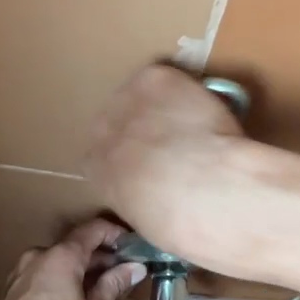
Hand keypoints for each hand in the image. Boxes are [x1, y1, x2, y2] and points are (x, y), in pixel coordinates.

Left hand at [0, 218, 145, 299]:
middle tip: (125, 269)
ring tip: (104, 286)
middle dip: (101, 255)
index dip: (116, 234)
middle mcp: (37, 256)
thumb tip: (135, 268)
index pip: (93, 230)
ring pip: (58, 260)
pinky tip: (76, 298)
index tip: (134, 245)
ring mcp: (20, 272)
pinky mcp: (11, 289)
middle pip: (75, 244)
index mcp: (60, 257)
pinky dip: (63, 277)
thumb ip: (112, 286)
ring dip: (81, 268)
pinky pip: (43, 273)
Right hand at [82, 66, 246, 257]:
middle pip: (118, 119)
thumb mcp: (144, 221)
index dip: (129, 155)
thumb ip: (137, 196)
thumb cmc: (177, 221)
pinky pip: (168, 79)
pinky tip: (202, 107)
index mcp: (95, 168)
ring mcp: (125, 98)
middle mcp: (100, 128)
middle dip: (141, 127)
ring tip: (193, 125)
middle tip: (175, 142)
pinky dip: (185, 89)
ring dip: (162, 106)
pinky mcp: (153, 78)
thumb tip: (155, 194)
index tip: (150, 163)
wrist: (204, 189)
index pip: (102, 154)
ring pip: (143, 95)